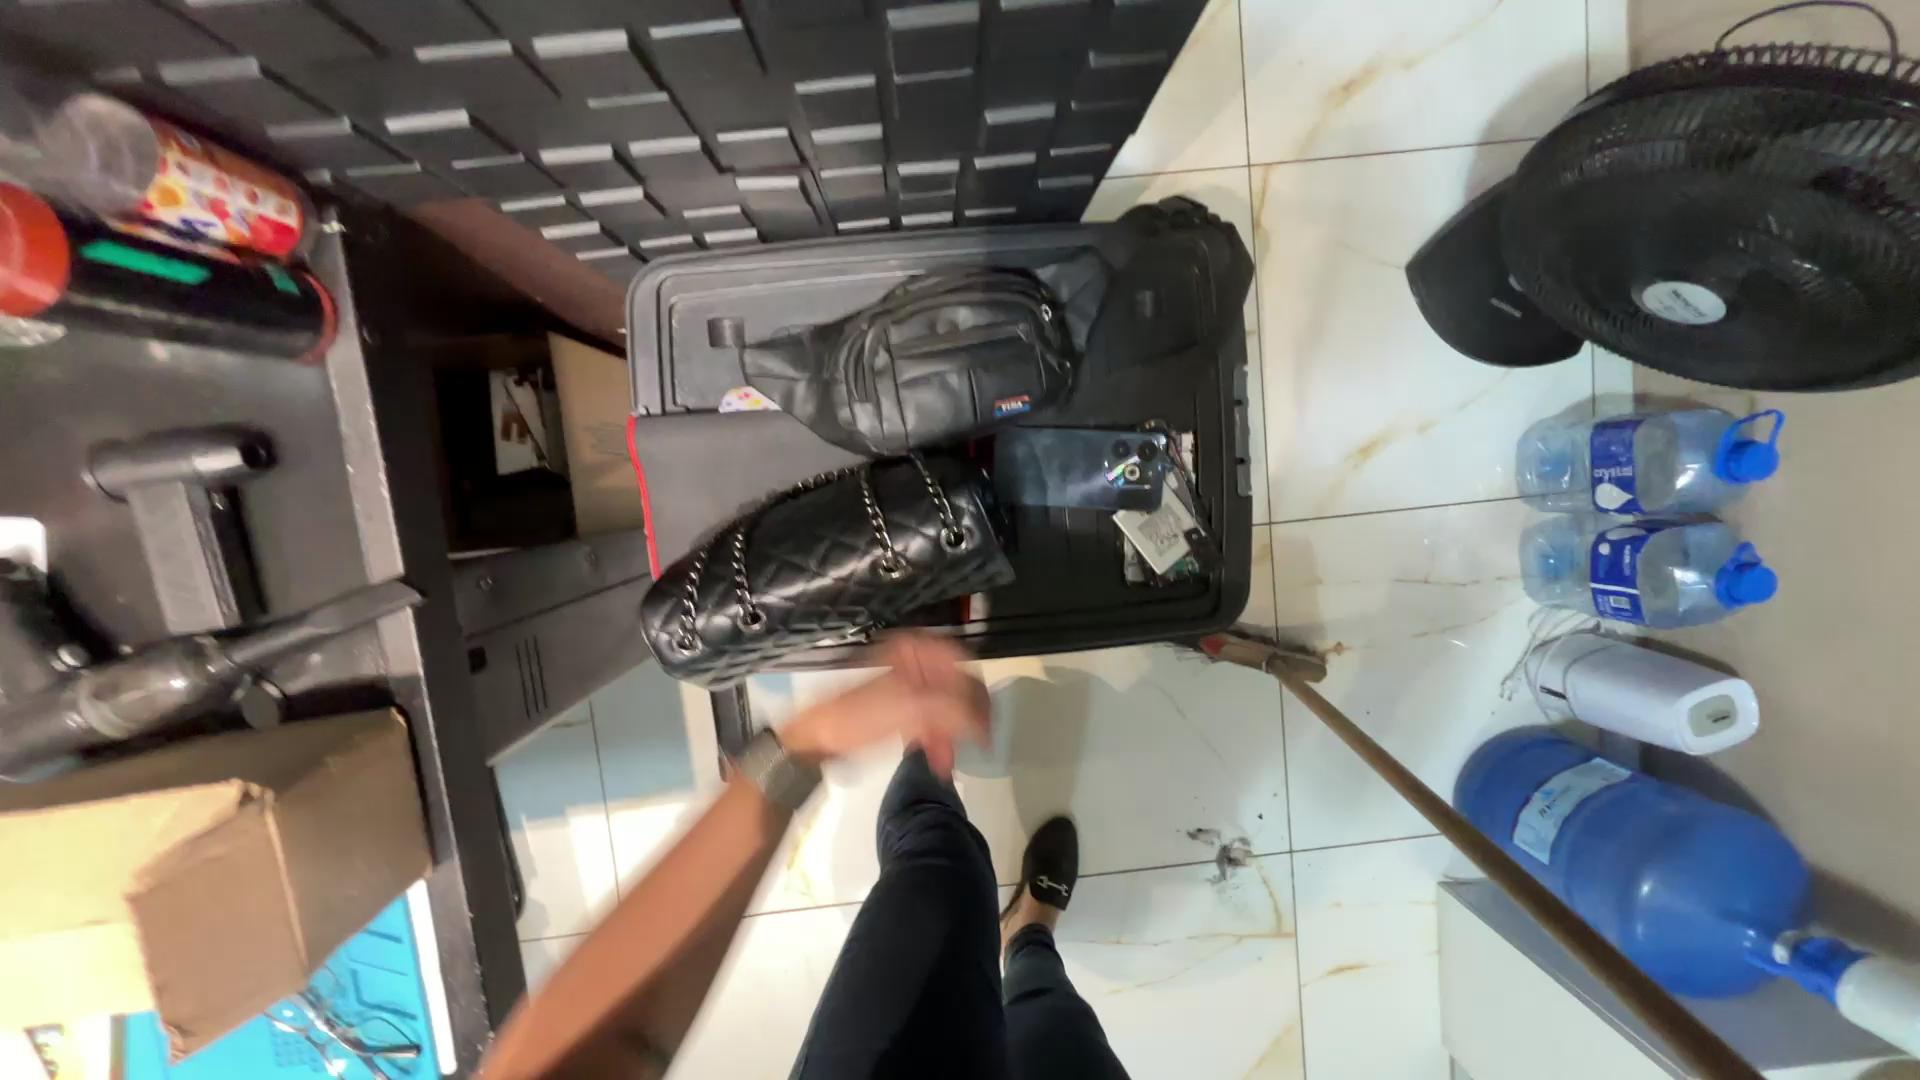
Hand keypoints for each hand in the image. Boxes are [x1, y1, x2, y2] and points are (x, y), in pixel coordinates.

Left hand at [780, 633, 989, 778]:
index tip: (984, 723)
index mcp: (914, 649)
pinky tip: (939, 760)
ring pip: (946, 707)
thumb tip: (980, 719)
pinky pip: (931, 720)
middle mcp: (914, 661)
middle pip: (956, 687)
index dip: (976, 693)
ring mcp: (908, 684)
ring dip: (951, 735)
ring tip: (947, 762)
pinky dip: (938, 740)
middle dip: (964, 719)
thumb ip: (951, 708)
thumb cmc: (856, 718)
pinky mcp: (902, 708)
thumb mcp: (909, 708)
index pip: (962, 663)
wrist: (815, 740)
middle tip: (973, 745)